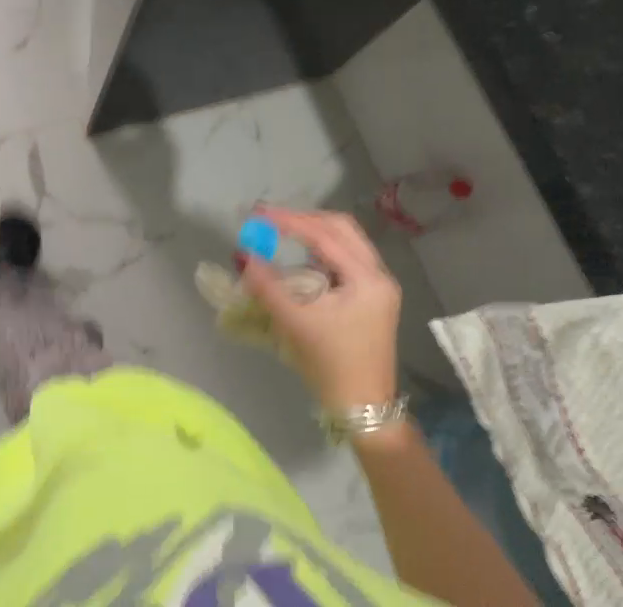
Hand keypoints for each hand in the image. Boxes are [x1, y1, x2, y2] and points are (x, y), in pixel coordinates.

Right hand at [240, 207, 400, 413]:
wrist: (364, 407)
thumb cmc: (332, 364)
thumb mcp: (296, 323)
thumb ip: (268, 286)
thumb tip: (244, 255)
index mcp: (367, 279)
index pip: (325, 235)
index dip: (289, 221)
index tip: (258, 215)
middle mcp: (378, 276)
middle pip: (341, 229)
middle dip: (303, 219)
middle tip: (269, 220)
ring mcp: (377, 287)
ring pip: (345, 242)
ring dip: (312, 233)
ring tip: (279, 233)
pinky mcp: (371, 298)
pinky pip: (344, 259)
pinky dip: (320, 251)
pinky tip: (298, 258)